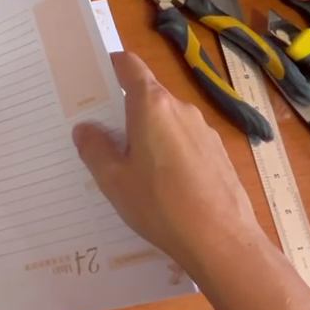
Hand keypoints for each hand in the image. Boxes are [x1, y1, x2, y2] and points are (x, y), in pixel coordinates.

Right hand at [72, 51, 260, 269]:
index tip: (96, 77)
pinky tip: (166, 187)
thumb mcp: (114, 181)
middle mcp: (180, 109)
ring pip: (167, 120)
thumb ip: (94, 148)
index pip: (129, 65)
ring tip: (135, 169)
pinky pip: (186, 141)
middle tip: (106, 137)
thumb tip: (85, 129)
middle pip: (147, 95)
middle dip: (126, 110)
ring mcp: (204, 131)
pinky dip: (171, 152)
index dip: (112, 65)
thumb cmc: (161, 205)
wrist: (224, 244)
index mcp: (151, 105)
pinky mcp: (219, 154)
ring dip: (150, 134)